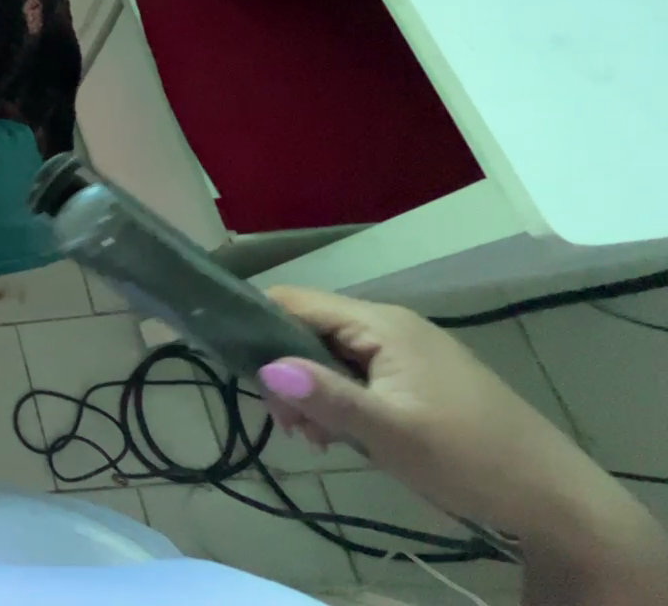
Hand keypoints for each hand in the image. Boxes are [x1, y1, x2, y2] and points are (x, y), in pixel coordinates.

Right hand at [258, 287, 608, 537]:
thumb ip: (327, 397)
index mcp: (381, 324)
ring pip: (327, 355)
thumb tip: (265, 367)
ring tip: (315, 438)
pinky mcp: (414, 377)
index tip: (245, 374)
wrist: (563, 506)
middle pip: (306, 329)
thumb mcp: (391, 433)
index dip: (257, 328)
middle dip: (286, 372)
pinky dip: (336, 400)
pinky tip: (340, 435)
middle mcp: (388, 326)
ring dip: (310, 392)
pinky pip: (354, 373)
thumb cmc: (471, 460)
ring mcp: (404, 351)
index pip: (292, 301)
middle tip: (288, 424)